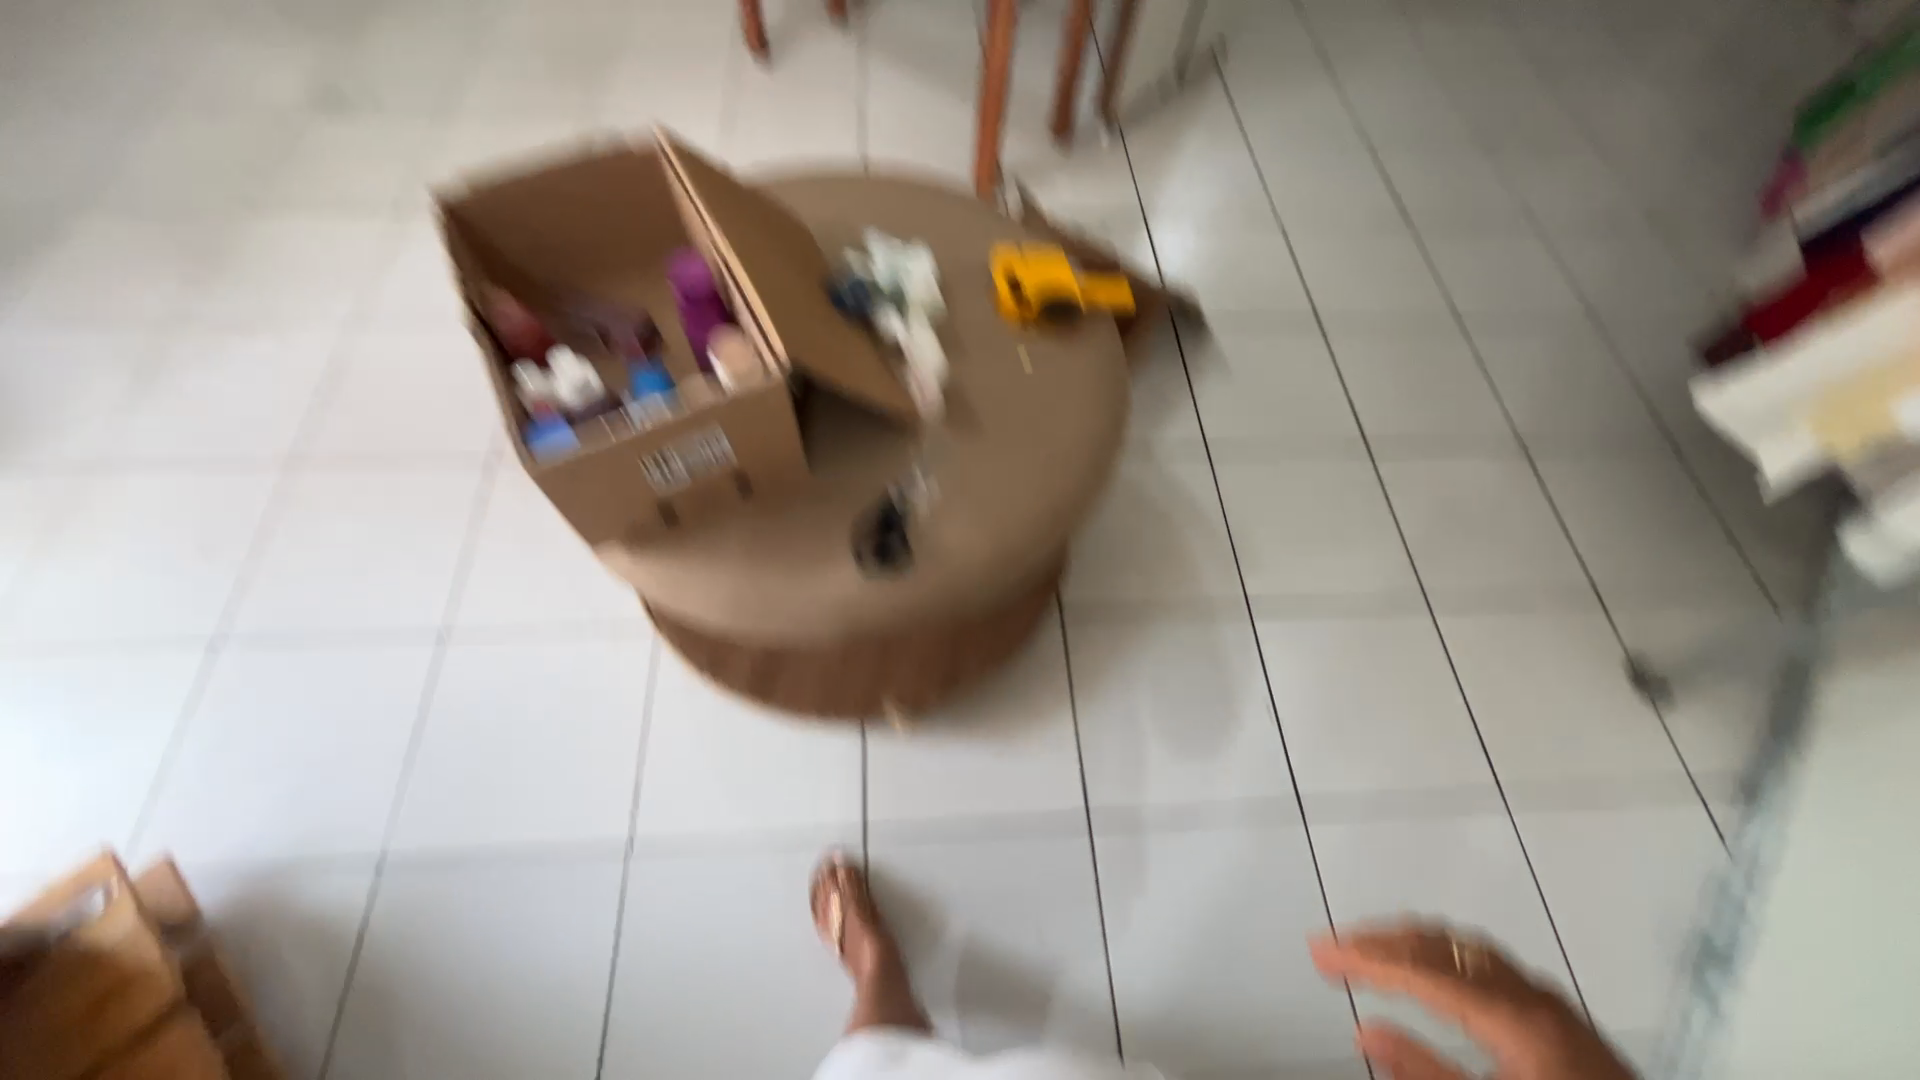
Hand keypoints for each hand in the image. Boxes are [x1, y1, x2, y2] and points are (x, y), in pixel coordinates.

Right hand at [1310, 921, 1638, 1079]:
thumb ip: (1428, 1071)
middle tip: (1330, 944)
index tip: (1318, 951)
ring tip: (1370, 944)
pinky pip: (1486, 957)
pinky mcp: (1562, 1013)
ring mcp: (1548, 999)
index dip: (1363, 958)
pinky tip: (1433, 963)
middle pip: (1439, 945)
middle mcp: (1529, 994)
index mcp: (1513, 1018)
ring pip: (1464, 944)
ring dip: (1409, 938)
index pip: (1419, 971)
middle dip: (1378, 940)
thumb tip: (1365, 1032)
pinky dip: (1443, 949)